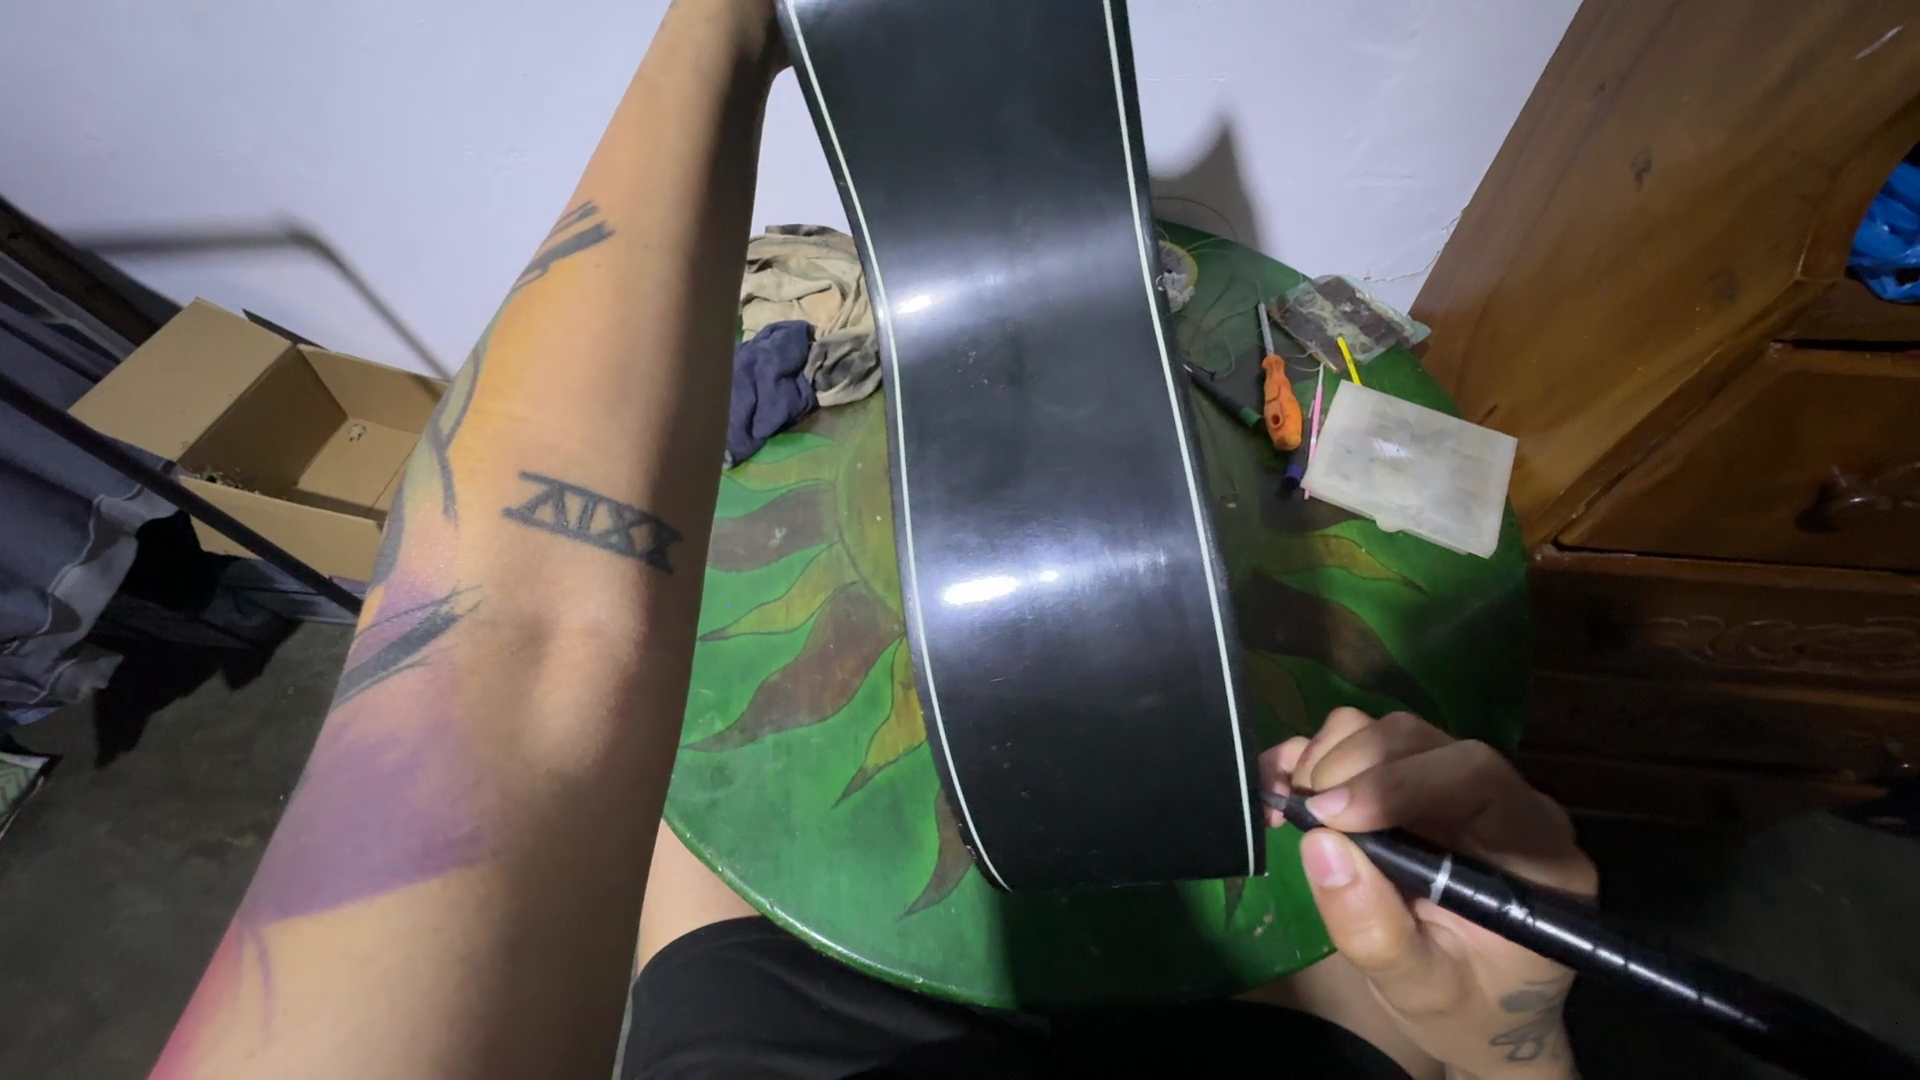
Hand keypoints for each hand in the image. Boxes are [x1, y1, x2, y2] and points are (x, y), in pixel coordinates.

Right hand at [1262, 709, 1595, 1079]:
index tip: (1332, 816)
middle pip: (1417, 740)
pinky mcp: (1401, 777)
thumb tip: (1320, 846)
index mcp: (1532, 849)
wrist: (1467, 1004)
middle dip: (1350, 767)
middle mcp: (1496, 799)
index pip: (1475, 775)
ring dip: (1323, 761)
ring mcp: (1446, 781)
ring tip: (1295, 814)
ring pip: (1379, 730)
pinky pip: (1350, 739)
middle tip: (1304, 817)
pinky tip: (1281, 793)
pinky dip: (1306, 756)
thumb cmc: (1464, 1004)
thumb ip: (1378, 932)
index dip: (1398, 780)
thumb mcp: (1423, 990)